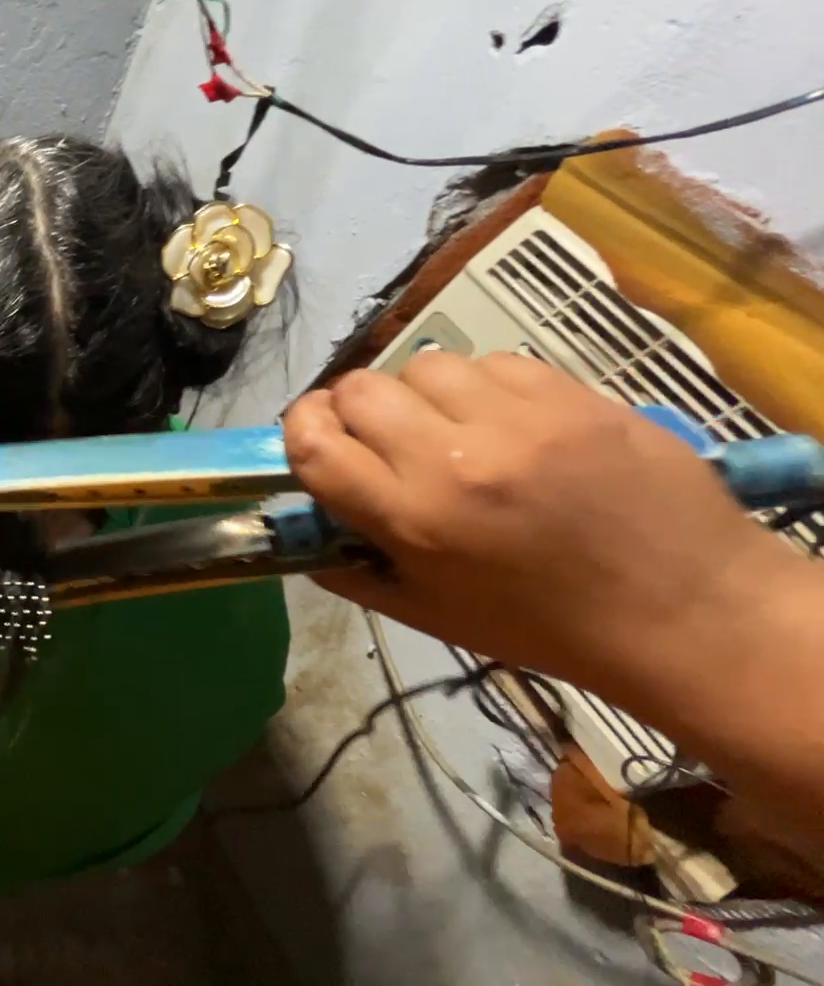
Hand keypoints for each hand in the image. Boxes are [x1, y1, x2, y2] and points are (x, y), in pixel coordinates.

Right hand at [283, 351, 796, 684]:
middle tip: (379, 437)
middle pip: (356, 389)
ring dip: (416, 394)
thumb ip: (347, 568)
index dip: (298, 428)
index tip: (314, 437)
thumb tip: (304, 523)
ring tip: (445, 425)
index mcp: (410, 517)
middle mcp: (453, 458)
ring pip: (421, 365)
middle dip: (351, 409)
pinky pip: (492, 363)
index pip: (312, 440)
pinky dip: (480, 387)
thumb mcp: (422, 612)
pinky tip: (503, 420)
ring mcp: (519, 421)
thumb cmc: (538, 623)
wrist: (688, 613)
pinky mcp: (574, 398)